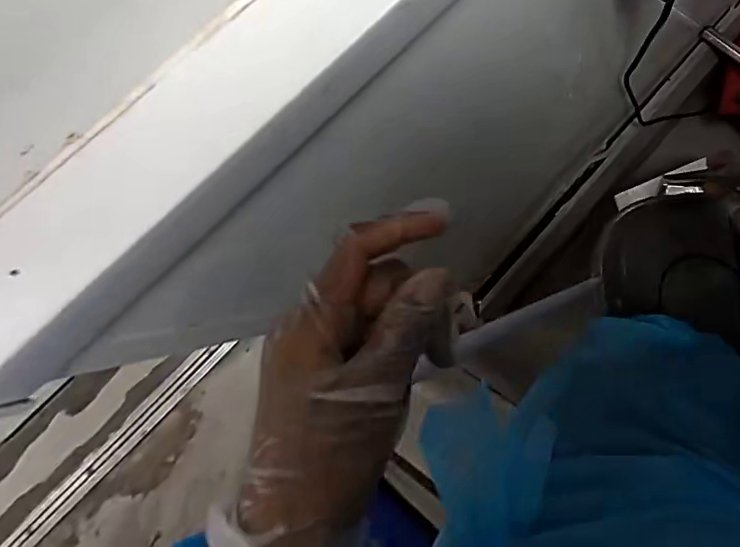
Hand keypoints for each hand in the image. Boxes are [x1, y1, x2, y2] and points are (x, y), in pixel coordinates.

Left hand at [233, 210, 450, 545]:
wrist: (295, 525)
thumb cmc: (326, 456)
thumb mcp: (373, 387)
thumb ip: (405, 325)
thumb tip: (438, 271)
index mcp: (309, 323)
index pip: (354, 251)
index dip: (399, 228)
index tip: (444, 223)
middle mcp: (314, 323)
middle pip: (380, 278)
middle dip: (417, 296)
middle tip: (441, 337)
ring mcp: (327, 343)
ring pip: (388, 302)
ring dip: (418, 319)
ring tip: (434, 355)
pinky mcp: (341, 361)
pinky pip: (384, 327)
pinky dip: (409, 335)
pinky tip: (421, 360)